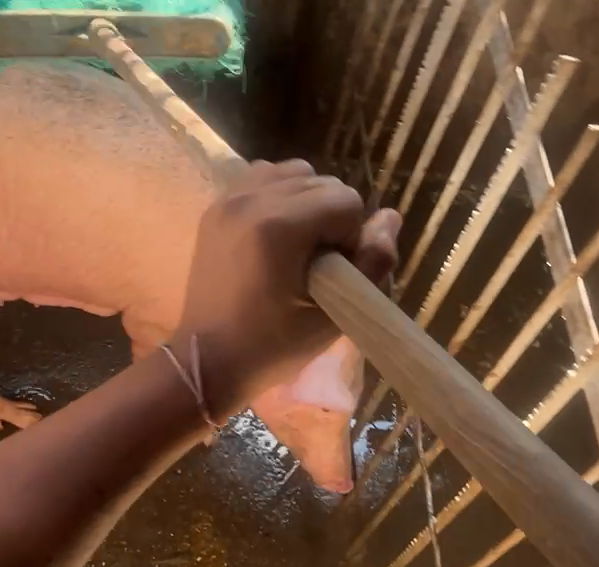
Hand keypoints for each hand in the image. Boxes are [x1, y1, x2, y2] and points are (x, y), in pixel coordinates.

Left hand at [174, 160, 400, 414]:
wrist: (208, 361)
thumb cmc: (271, 348)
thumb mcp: (331, 318)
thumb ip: (370, 265)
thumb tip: (390, 217)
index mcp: (278, 227)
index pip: (347, 202)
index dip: (351, 240)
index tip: (331, 277)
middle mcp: (251, 199)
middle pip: (323, 182)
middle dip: (331, 221)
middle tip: (315, 268)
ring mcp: (229, 199)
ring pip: (294, 173)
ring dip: (308, 203)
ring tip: (297, 249)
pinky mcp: (217, 207)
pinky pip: (262, 178)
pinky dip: (280, 197)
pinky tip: (276, 235)